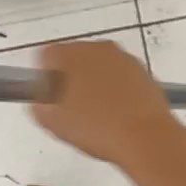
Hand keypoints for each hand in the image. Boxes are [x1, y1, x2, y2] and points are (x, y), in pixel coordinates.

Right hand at [31, 40, 185, 174]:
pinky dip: (114, 86)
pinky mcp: (142, 69)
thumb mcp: (53, 123)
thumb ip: (38, 105)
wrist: (146, 137)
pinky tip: (115, 111)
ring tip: (94, 112)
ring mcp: (122, 56)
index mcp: (69, 54)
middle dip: (68, 76)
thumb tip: (41, 100)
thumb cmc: (97, 128)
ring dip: (93, 80)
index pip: (45, 55)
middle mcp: (96, 48)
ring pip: (98, 64)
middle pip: (73, 56)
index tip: (48, 97)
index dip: (44, 77)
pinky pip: (119, 73)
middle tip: (69, 106)